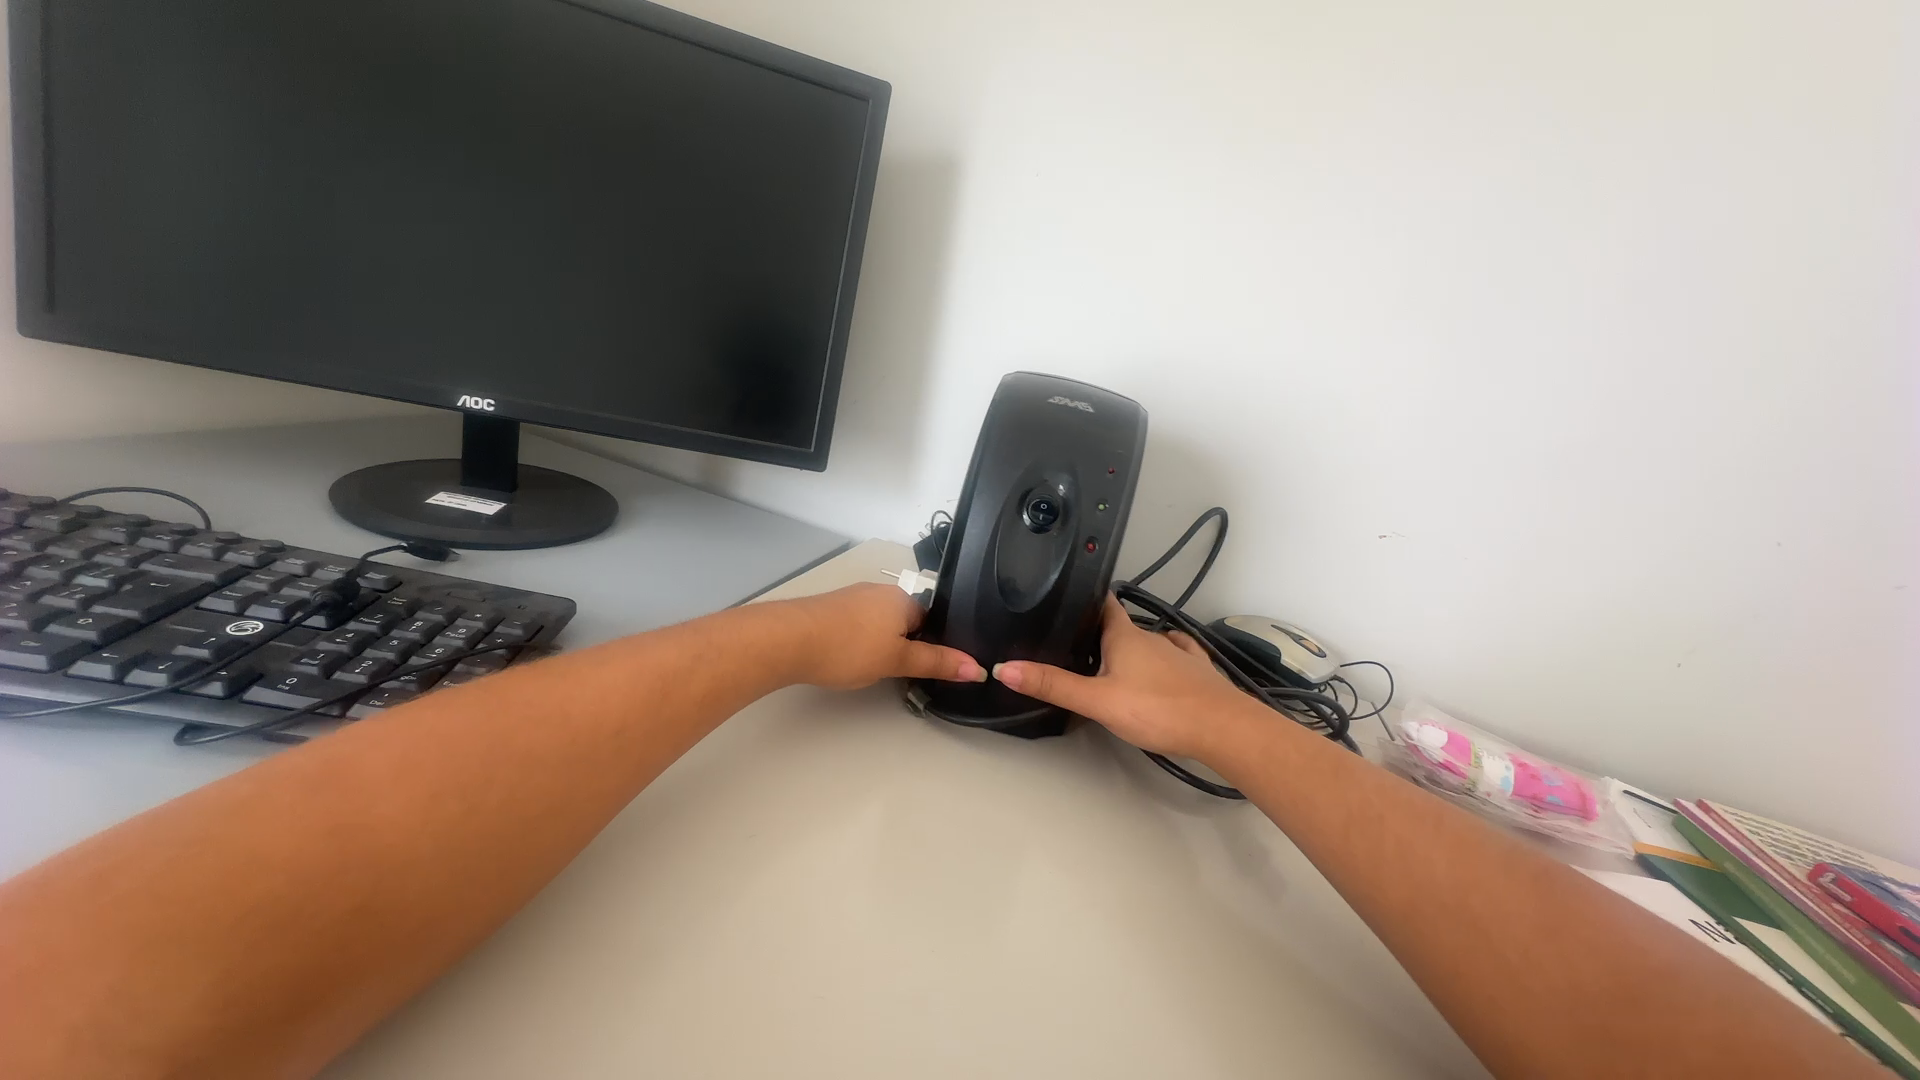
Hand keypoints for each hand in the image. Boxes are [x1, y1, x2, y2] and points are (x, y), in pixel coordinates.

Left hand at [783, 583, 987, 689]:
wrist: (789, 639)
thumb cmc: (849, 648)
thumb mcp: (898, 661)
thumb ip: (936, 663)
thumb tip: (977, 668)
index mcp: (903, 598)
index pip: (932, 620)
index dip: (933, 646)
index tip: (926, 669)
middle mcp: (880, 591)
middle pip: (905, 620)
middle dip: (905, 645)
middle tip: (899, 673)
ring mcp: (853, 597)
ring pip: (879, 623)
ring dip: (880, 644)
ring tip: (871, 669)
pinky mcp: (831, 608)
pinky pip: (857, 624)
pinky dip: (859, 641)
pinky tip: (849, 658)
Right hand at [991, 596, 1253, 761]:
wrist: (1221, 728)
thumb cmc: (1158, 709)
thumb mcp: (1097, 701)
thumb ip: (1053, 685)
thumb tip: (1004, 668)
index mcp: (1124, 636)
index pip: (1102, 604)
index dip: (1085, 599)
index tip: (1066, 600)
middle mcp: (1152, 637)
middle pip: (1121, 626)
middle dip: (1100, 632)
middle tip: (1076, 645)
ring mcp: (1178, 653)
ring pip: (1148, 642)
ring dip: (1130, 648)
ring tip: (1110, 663)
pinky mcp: (1198, 672)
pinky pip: (1177, 655)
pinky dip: (1164, 658)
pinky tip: (1163, 665)